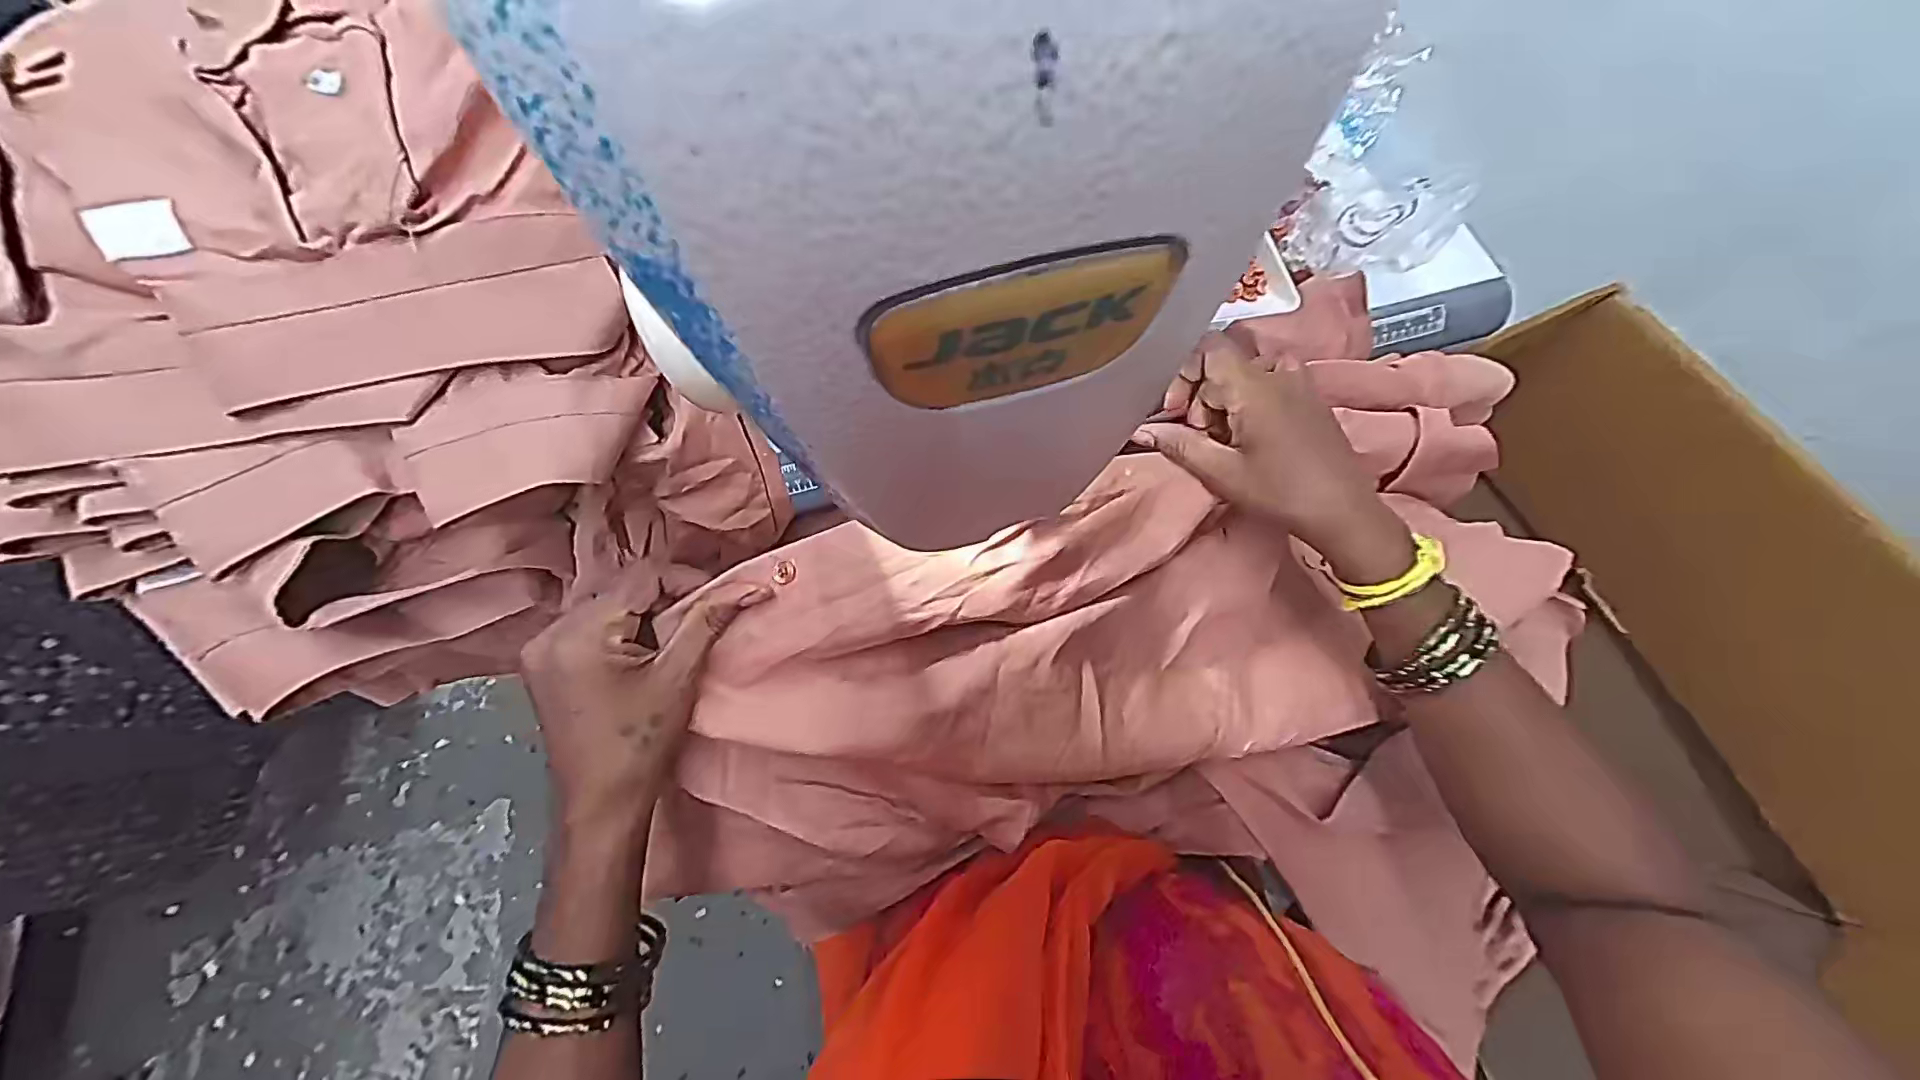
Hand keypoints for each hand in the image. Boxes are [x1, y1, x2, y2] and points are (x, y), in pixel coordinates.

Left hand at [518, 578, 770, 831]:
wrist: (602, 804)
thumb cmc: (641, 745)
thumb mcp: (679, 676)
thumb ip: (708, 621)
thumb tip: (748, 586)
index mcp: (577, 633)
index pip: (642, 577)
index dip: (688, 580)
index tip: (721, 600)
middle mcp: (550, 632)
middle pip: (624, 588)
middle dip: (669, 598)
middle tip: (703, 620)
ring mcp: (543, 648)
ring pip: (611, 605)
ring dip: (649, 613)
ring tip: (677, 640)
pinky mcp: (547, 663)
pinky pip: (594, 625)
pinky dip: (627, 629)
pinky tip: (648, 654)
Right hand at [1134, 330, 1413, 581]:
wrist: (1343, 510)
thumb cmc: (1280, 492)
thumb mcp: (1221, 472)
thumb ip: (1179, 445)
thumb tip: (1142, 430)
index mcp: (1254, 386)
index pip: (1207, 349)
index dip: (1182, 375)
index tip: (1176, 413)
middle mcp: (1277, 373)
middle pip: (1221, 366)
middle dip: (1200, 398)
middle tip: (1201, 438)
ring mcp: (1298, 382)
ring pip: (1243, 375)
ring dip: (1224, 401)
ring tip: (1225, 440)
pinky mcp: (1308, 397)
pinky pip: (1266, 382)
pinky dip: (1247, 402)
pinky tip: (1249, 435)